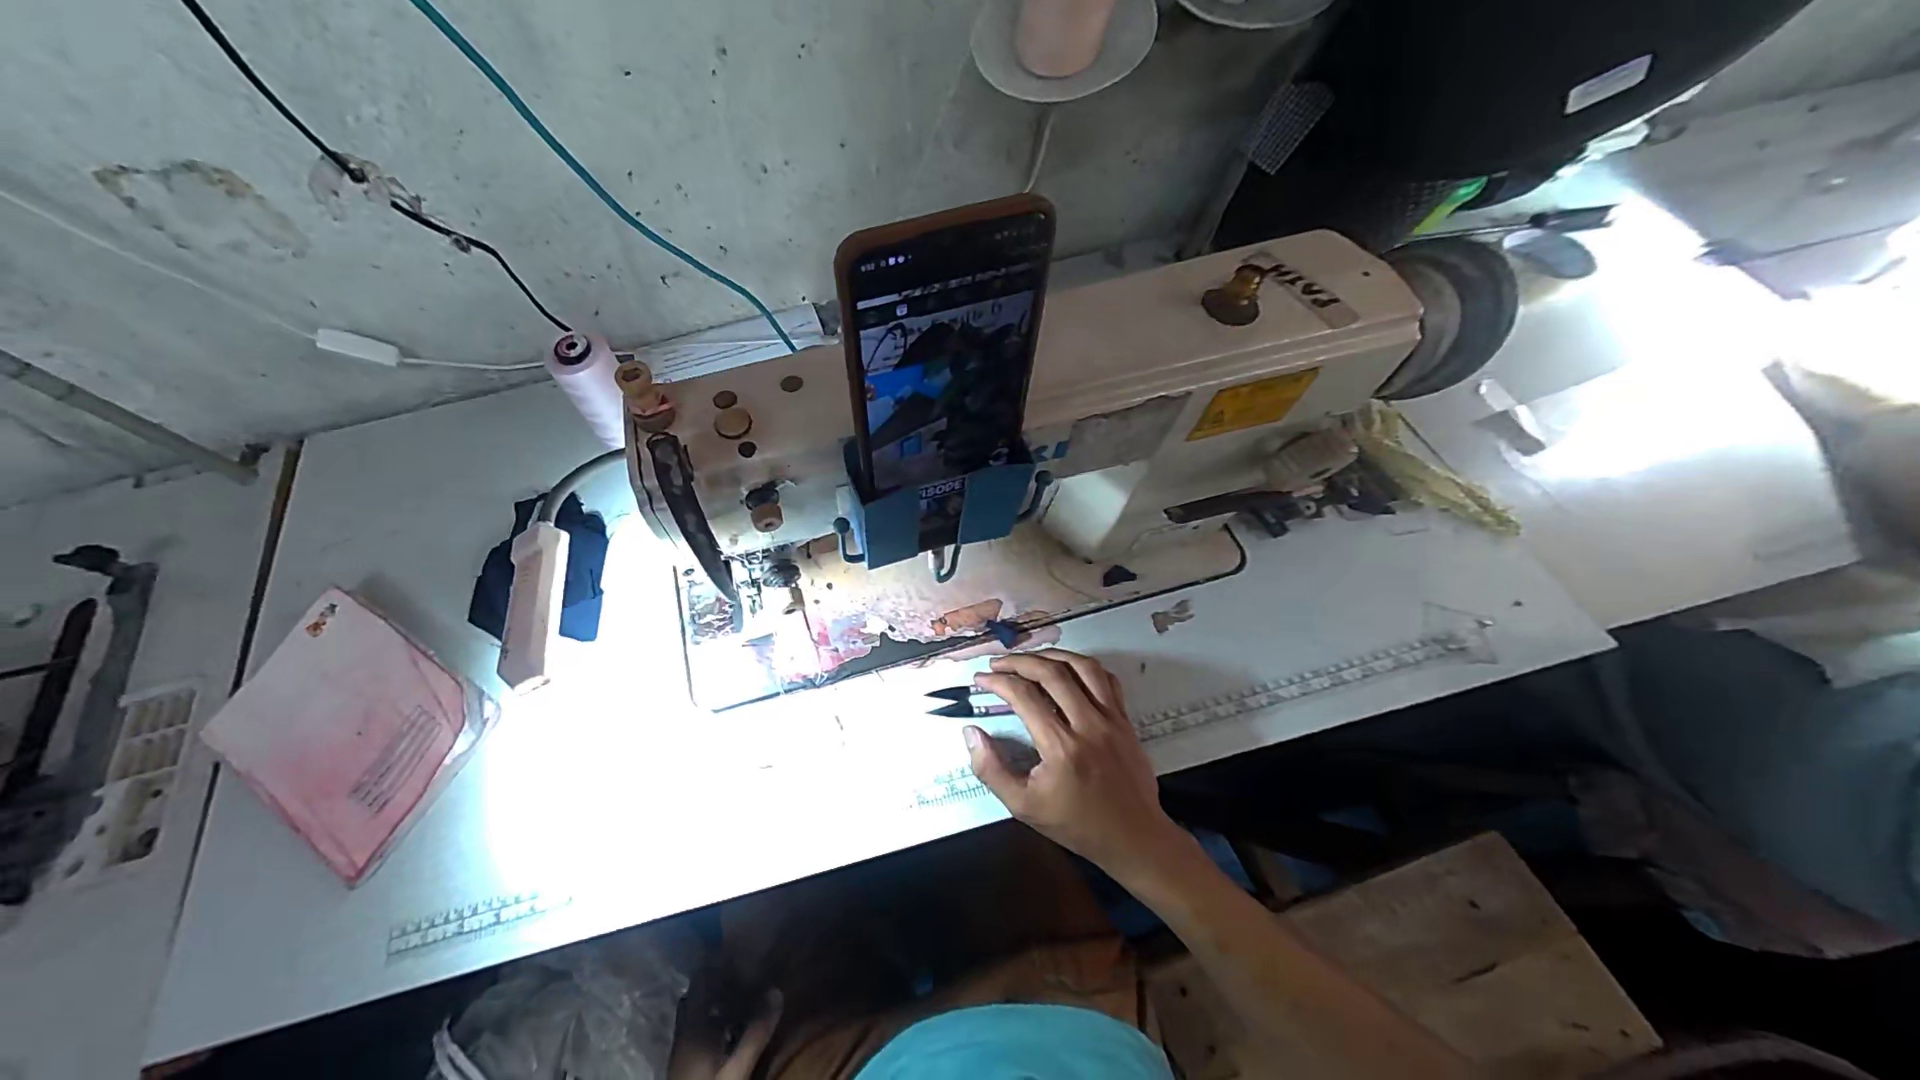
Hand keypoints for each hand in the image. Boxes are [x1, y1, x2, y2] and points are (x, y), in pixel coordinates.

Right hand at [964, 650, 1191, 880]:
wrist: (1133, 837)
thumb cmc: (1076, 824)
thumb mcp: (1024, 806)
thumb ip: (991, 769)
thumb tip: (971, 733)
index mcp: (1061, 747)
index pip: (1024, 697)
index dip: (997, 682)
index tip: (981, 680)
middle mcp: (1088, 725)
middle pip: (1051, 673)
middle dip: (1019, 662)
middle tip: (999, 664)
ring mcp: (1111, 719)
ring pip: (1082, 667)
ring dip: (1052, 656)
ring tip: (1030, 658)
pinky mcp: (1126, 720)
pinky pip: (1107, 679)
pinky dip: (1085, 667)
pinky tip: (1069, 669)